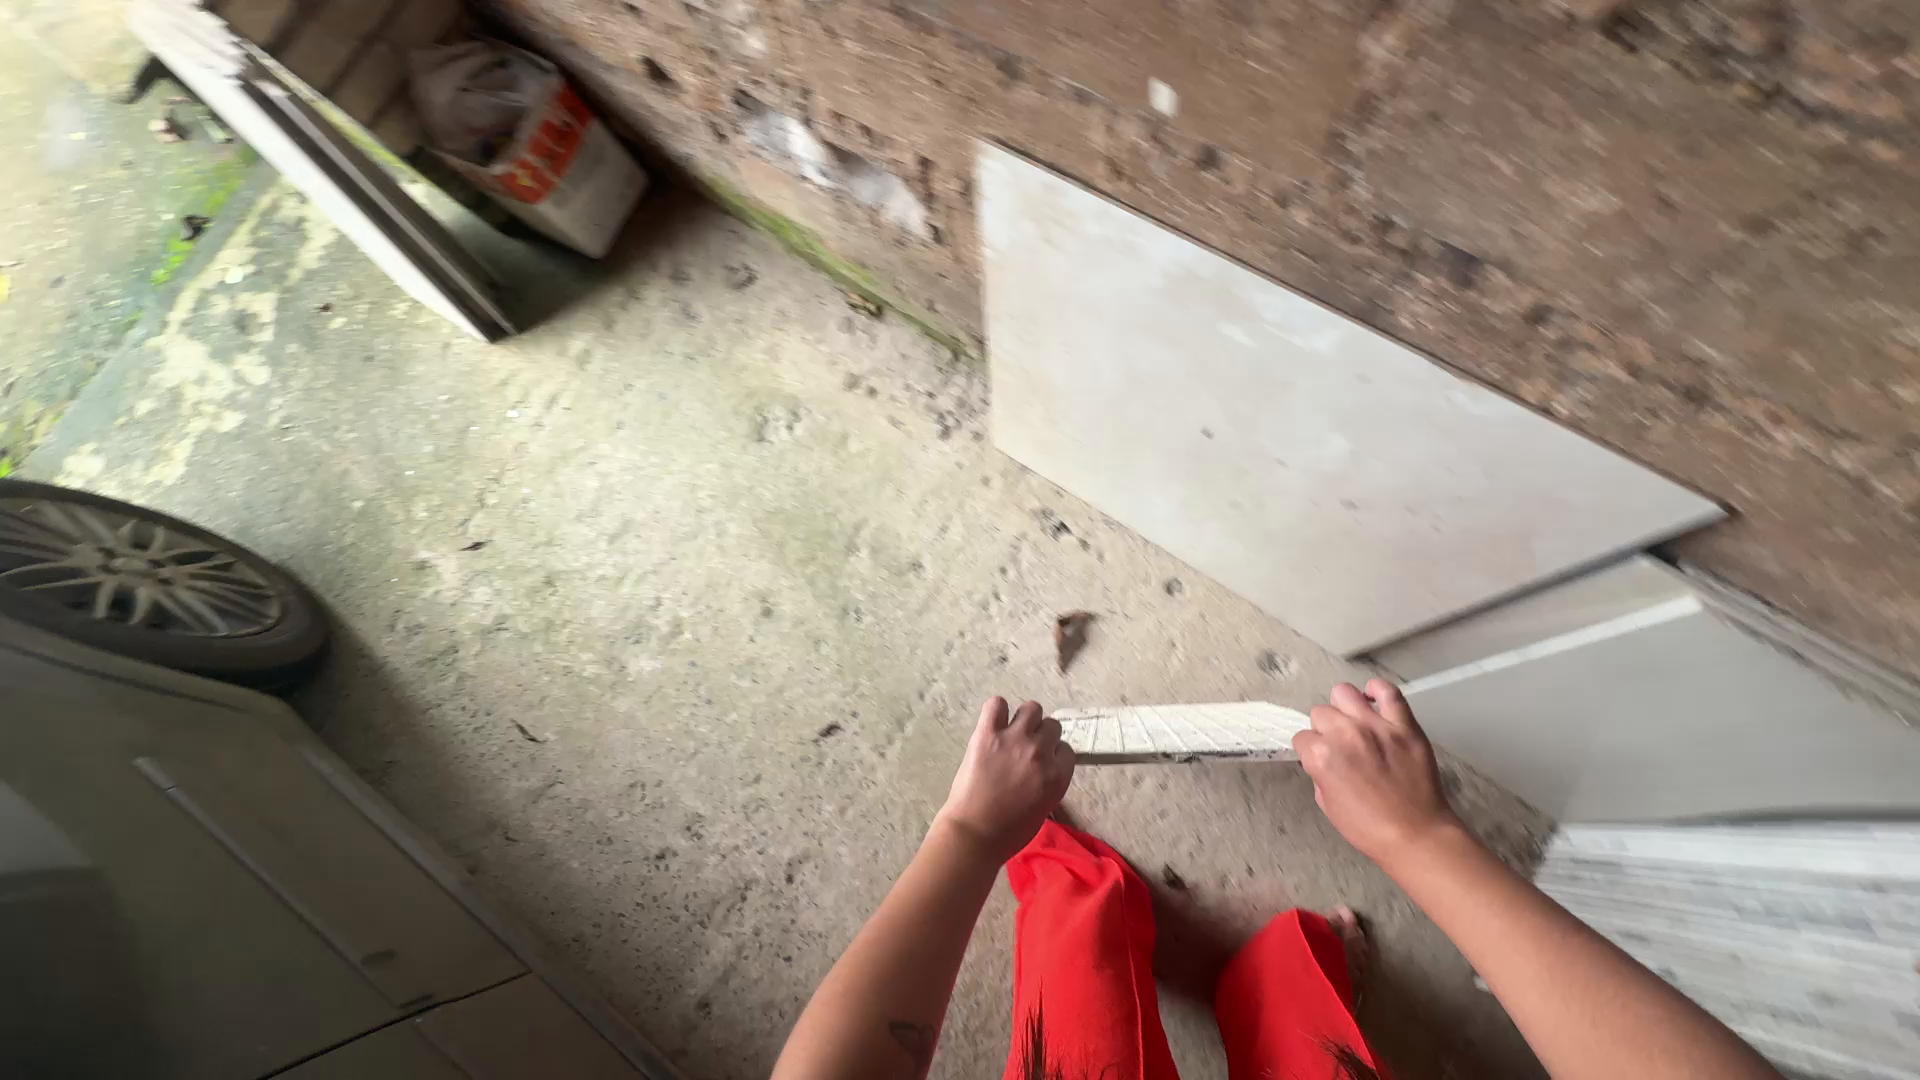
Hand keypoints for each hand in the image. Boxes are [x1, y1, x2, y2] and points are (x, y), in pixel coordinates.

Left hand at [934, 698, 1075, 863]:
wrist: (974, 834)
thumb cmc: (1010, 831)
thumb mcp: (1044, 808)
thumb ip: (1049, 781)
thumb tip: (1043, 765)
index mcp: (1057, 776)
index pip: (1066, 749)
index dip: (1053, 754)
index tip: (1042, 761)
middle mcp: (1040, 752)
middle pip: (1051, 726)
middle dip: (1041, 736)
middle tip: (1025, 748)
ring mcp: (1014, 739)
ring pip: (1031, 709)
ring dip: (1024, 719)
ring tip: (1011, 732)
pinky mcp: (988, 733)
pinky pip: (997, 704)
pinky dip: (996, 710)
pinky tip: (993, 724)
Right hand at [1292, 680, 1464, 867]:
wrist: (1416, 836)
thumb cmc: (1367, 827)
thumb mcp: (1326, 803)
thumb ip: (1319, 771)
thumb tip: (1322, 757)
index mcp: (1320, 755)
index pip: (1302, 737)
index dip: (1311, 749)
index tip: (1322, 759)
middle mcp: (1344, 734)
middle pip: (1321, 713)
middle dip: (1325, 728)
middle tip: (1340, 745)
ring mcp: (1376, 726)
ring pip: (1344, 693)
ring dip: (1344, 707)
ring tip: (1354, 722)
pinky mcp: (1404, 726)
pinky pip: (1388, 692)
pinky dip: (1377, 690)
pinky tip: (1373, 699)